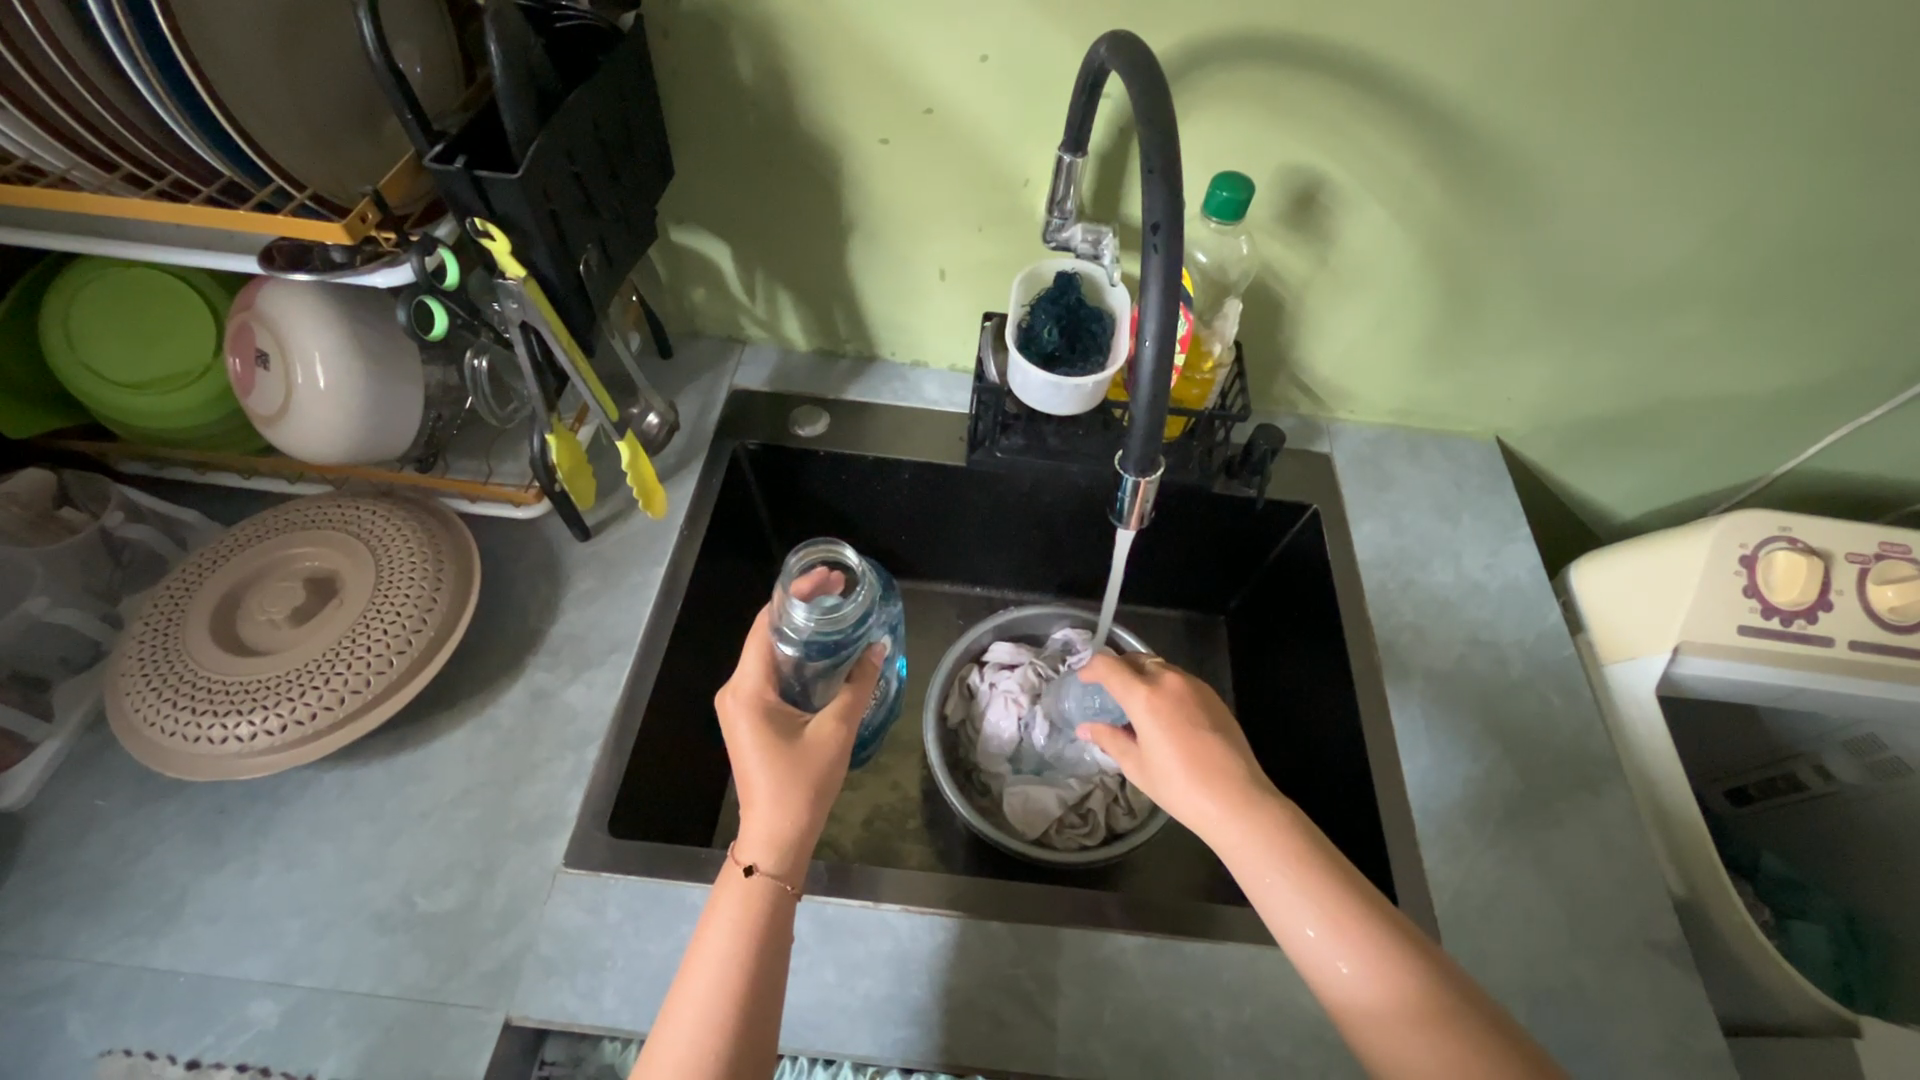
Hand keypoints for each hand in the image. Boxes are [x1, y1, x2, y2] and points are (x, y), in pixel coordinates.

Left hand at [714, 569, 882, 881]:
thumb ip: (858, 685)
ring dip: (800, 633)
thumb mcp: (836, 731)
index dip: (796, 595)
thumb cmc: (802, 784)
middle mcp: (736, 688)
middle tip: (840, 592)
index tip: (828, 578)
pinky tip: (824, 653)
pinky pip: (769, 674)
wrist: (776, 836)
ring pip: (768, 653)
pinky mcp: (748, 716)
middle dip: (802, 609)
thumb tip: (878, 647)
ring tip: (837, 615)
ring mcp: (739, 704)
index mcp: (748, 687)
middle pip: (766, 633)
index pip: (766, 622)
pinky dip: (795, 658)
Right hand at [1074, 652, 1281, 846]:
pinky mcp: (1212, 696)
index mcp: (1145, 696)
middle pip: (1135, 659)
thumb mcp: (1136, 766)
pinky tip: (1164, 715)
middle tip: (1108, 693)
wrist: (1237, 800)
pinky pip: (1179, 680)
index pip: (1108, 665)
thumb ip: (1110, 739)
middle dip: (1117, 669)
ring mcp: (1195, 685)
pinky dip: (1164, 687)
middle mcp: (1170, 681)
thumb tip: (1086, 728)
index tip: (1084, 682)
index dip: (1091, 669)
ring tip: (1136, 705)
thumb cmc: (1180, 787)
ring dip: (1142, 677)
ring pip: (1159, 667)